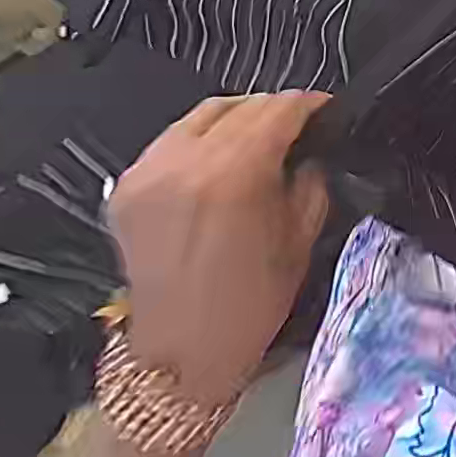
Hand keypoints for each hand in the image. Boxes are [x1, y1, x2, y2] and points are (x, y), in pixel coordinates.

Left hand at [108, 91, 330, 405]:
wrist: (180, 354)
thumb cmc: (254, 299)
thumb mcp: (302, 232)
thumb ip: (310, 177)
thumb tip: (310, 148)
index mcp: (236, 175)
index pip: (280, 110)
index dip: (311, 102)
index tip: (328, 107)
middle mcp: (188, 162)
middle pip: (245, 106)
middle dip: (281, 107)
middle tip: (303, 121)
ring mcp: (150, 171)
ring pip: (208, 112)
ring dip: (243, 113)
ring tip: (265, 130)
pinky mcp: (127, 185)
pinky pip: (175, 136)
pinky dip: (207, 133)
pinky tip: (224, 151)